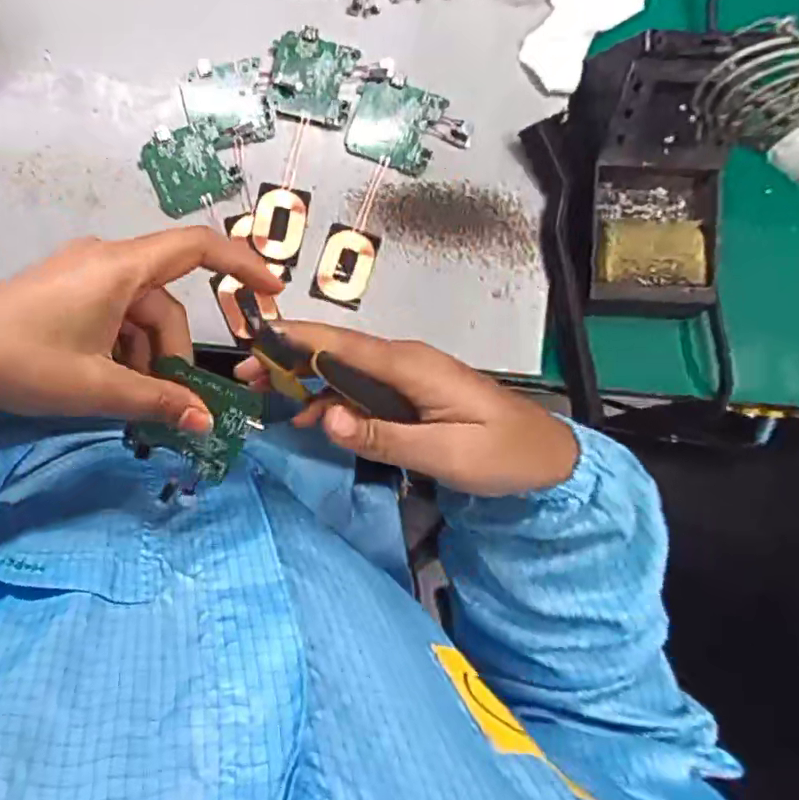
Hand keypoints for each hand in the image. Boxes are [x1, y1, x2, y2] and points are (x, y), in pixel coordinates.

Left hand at [0, 229, 283, 431]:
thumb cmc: (23, 364)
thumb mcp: (95, 387)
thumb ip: (156, 402)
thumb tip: (205, 422)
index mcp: (117, 268)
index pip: (195, 248)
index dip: (241, 264)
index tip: (270, 293)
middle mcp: (102, 259)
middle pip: (162, 303)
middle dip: (169, 355)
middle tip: (163, 406)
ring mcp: (78, 272)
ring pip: (134, 314)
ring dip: (141, 357)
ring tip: (125, 401)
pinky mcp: (59, 288)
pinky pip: (107, 313)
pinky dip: (117, 347)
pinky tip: (103, 381)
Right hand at [233, 322, 578, 496]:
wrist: (553, 461)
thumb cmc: (505, 455)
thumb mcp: (446, 453)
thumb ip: (383, 436)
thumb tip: (324, 419)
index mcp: (408, 365)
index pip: (340, 343)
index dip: (295, 337)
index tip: (255, 339)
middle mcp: (400, 360)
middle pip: (332, 350)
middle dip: (285, 357)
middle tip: (245, 375)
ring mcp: (402, 375)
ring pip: (338, 367)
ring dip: (300, 377)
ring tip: (261, 393)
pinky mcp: (404, 392)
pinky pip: (354, 387)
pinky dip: (325, 399)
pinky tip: (306, 417)